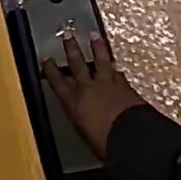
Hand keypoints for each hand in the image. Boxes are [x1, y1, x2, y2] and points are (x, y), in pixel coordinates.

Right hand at [42, 33, 145, 159]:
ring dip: (97, 47)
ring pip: (100, 60)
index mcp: (73, 102)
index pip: (57, 82)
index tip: (46, 60)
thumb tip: (84, 121)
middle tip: (67, 34)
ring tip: (94, 34)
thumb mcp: (86, 135)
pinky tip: (116, 64)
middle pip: (77, 63)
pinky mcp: (125, 86)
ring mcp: (107, 84)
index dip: (50, 70)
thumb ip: (82, 121)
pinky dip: (115, 68)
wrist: (134, 140)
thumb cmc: (105, 145)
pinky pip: (118, 73)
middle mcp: (87, 88)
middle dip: (71, 48)